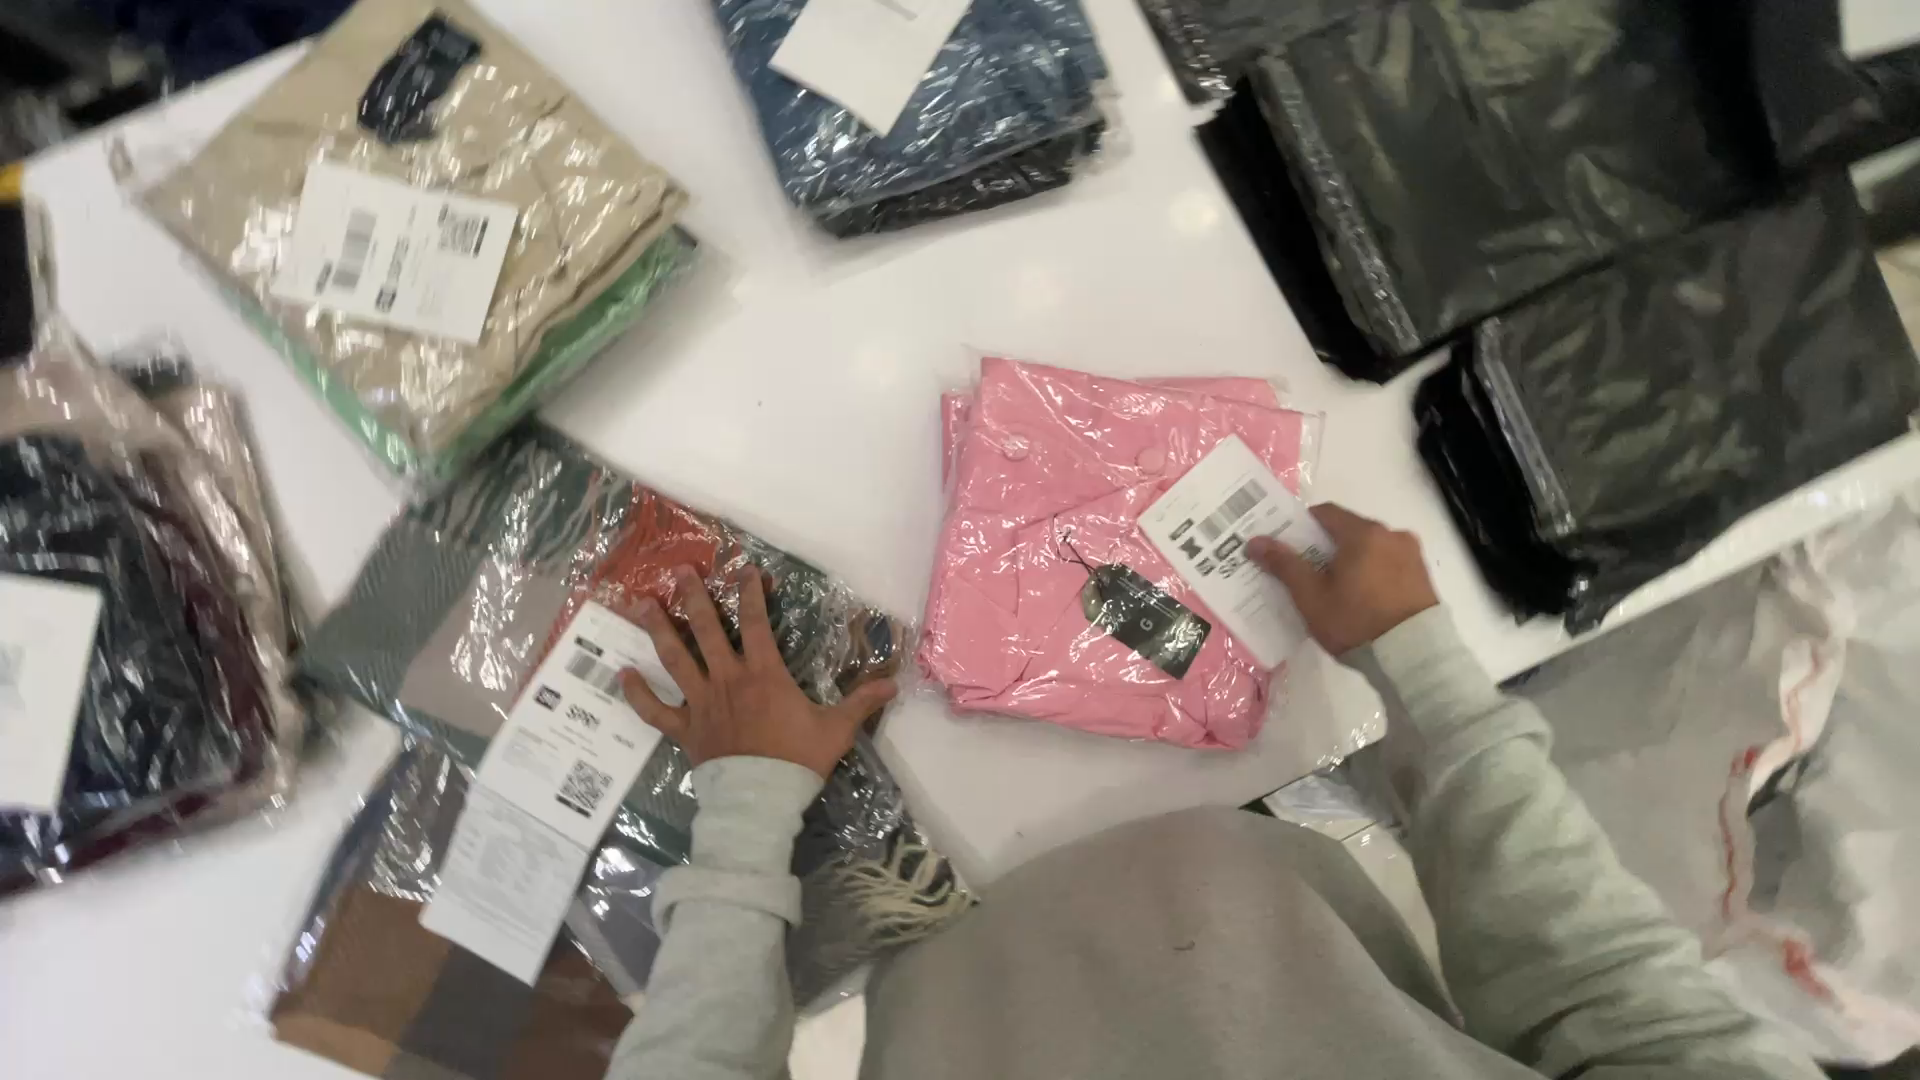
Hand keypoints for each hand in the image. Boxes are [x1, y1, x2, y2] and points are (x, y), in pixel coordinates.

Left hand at [619, 564, 897, 778]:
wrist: (760, 802)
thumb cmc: (798, 760)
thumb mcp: (837, 729)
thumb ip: (862, 702)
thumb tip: (894, 683)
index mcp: (763, 674)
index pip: (755, 623)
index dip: (752, 593)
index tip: (748, 570)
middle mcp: (727, 679)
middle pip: (705, 630)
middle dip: (693, 598)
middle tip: (679, 572)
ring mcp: (701, 703)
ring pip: (674, 659)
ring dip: (657, 630)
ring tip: (642, 603)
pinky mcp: (684, 730)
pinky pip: (655, 711)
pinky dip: (637, 693)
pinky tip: (621, 674)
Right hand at [1247, 503, 1438, 655]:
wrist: (1414, 657)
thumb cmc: (1355, 621)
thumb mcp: (1311, 595)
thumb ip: (1283, 564)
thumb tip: (1255, 541)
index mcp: (1364, 533)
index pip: (1325, 512)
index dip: (1300, 525)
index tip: (1286, 546)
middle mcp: (1392, 534)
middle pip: (1348, 529)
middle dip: (1323, 545)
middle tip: (1304, 570)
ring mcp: (1412, 555)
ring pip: (1369, 547)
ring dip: (1349, 559)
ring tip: (1332, 587)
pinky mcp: (1423, 576)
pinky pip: (1387, 563)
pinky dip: (1370, 571)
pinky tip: (1359, 596)